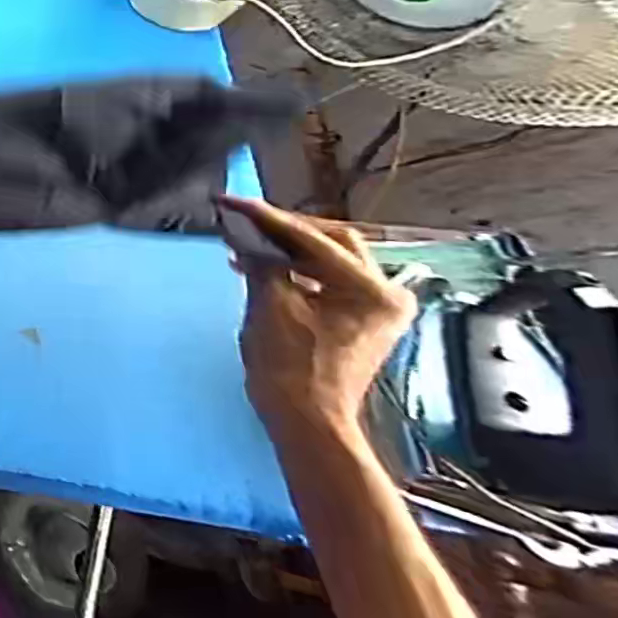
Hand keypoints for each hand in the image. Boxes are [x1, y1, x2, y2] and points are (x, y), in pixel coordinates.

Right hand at [218, 196, 415, 436]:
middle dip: (284, 228)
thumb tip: (246, 234)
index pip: (312, 239)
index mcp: (372, 291)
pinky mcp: (357, 317)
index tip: (230, 202)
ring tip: (245, 239)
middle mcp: (386, 294)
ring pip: (327, 257)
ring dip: (285, 246)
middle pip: (332, 241)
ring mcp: (375, 307)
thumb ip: (263, 261)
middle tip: (242, 218)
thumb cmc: (290, 362)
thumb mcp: (270, 304)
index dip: (265, 217)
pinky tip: (258, 264)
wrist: (304, 414)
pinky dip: (292, 267)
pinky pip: (324, 277)